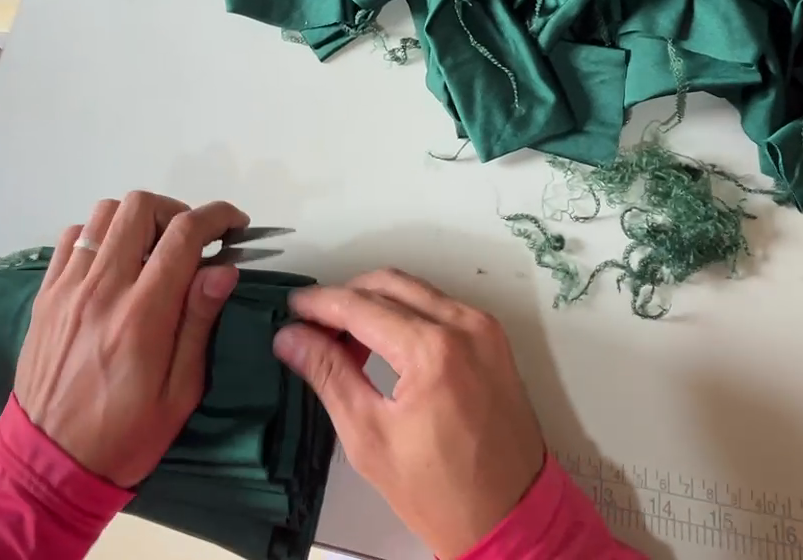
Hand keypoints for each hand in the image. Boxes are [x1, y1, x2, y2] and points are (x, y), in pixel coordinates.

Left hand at [12, 190, 248, 486]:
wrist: (48, 467)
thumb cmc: (125, 435)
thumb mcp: (180, 393)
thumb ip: (199, 323)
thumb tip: (223, 270)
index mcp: (143, 314)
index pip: (184, 234)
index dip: (217, 216)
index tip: (235, 224)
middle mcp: (103, 288)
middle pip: (141, 207)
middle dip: (177, 212)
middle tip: (192, 242)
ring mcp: (68, 287)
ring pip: (105, 212)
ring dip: (137, 220)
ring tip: (152, 249)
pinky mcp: (46, 294)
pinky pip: (73, 237)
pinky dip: (100, 235)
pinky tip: (113, 262)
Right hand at [274, 269, 546, 558]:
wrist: (512, 518)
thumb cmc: (439, 491)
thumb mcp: (369, 438)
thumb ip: (329, 375)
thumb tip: (290, 337)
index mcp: (432, 350)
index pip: (361, 306)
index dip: (320, 303)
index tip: (292, 308)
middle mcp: (462, 324)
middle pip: (387, 284)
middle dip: (345, 297)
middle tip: (313, 325)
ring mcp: (482, 326)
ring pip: (413, 288)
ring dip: (374, 301)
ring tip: (343, 336)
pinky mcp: (492, 336)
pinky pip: (437, 304)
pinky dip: (405, 311)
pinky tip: (383, 341)